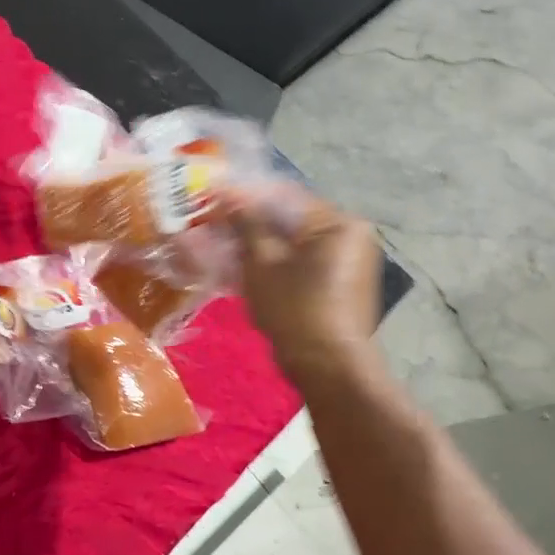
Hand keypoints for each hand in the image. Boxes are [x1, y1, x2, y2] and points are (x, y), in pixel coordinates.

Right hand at [225, 184, 383, 381]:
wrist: (325, 363)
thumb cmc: (293, 307)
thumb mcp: (260, 261)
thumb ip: (244, 223)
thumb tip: (224, 191)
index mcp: (338, 223)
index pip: (282, 196)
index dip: (241, 196)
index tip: (207, 198)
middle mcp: (348, 235)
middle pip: (286, 218)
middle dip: (244, 222)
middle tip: (206, 226)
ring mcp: (343, 260)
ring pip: (287, 241)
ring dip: (251, 243)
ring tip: (214, 248)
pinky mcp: (334, 281)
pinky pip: (295, 260)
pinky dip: (268, 261)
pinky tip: (236, 269)